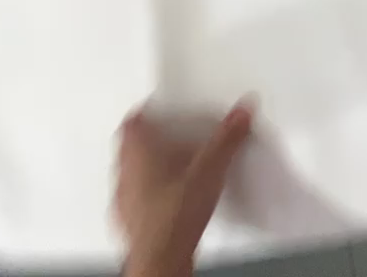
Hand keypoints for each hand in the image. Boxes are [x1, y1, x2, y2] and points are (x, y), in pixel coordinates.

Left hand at [115, 100, 254, 276]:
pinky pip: (137, 203)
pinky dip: (152, 196)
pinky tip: (172, 200)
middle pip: (128, 151)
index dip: (143, 113)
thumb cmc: (174, 215)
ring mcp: (124, 205)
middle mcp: (125, 178)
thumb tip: (242, 112)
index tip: (154, 106)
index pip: (131, 125)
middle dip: (149, 141)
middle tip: (166, 134)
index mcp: (137, 156)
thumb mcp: (212, 166)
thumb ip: (229, 136)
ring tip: (173, 167)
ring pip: (130, 177)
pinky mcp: (131, 227)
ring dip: (148, 170)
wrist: (161, 260)